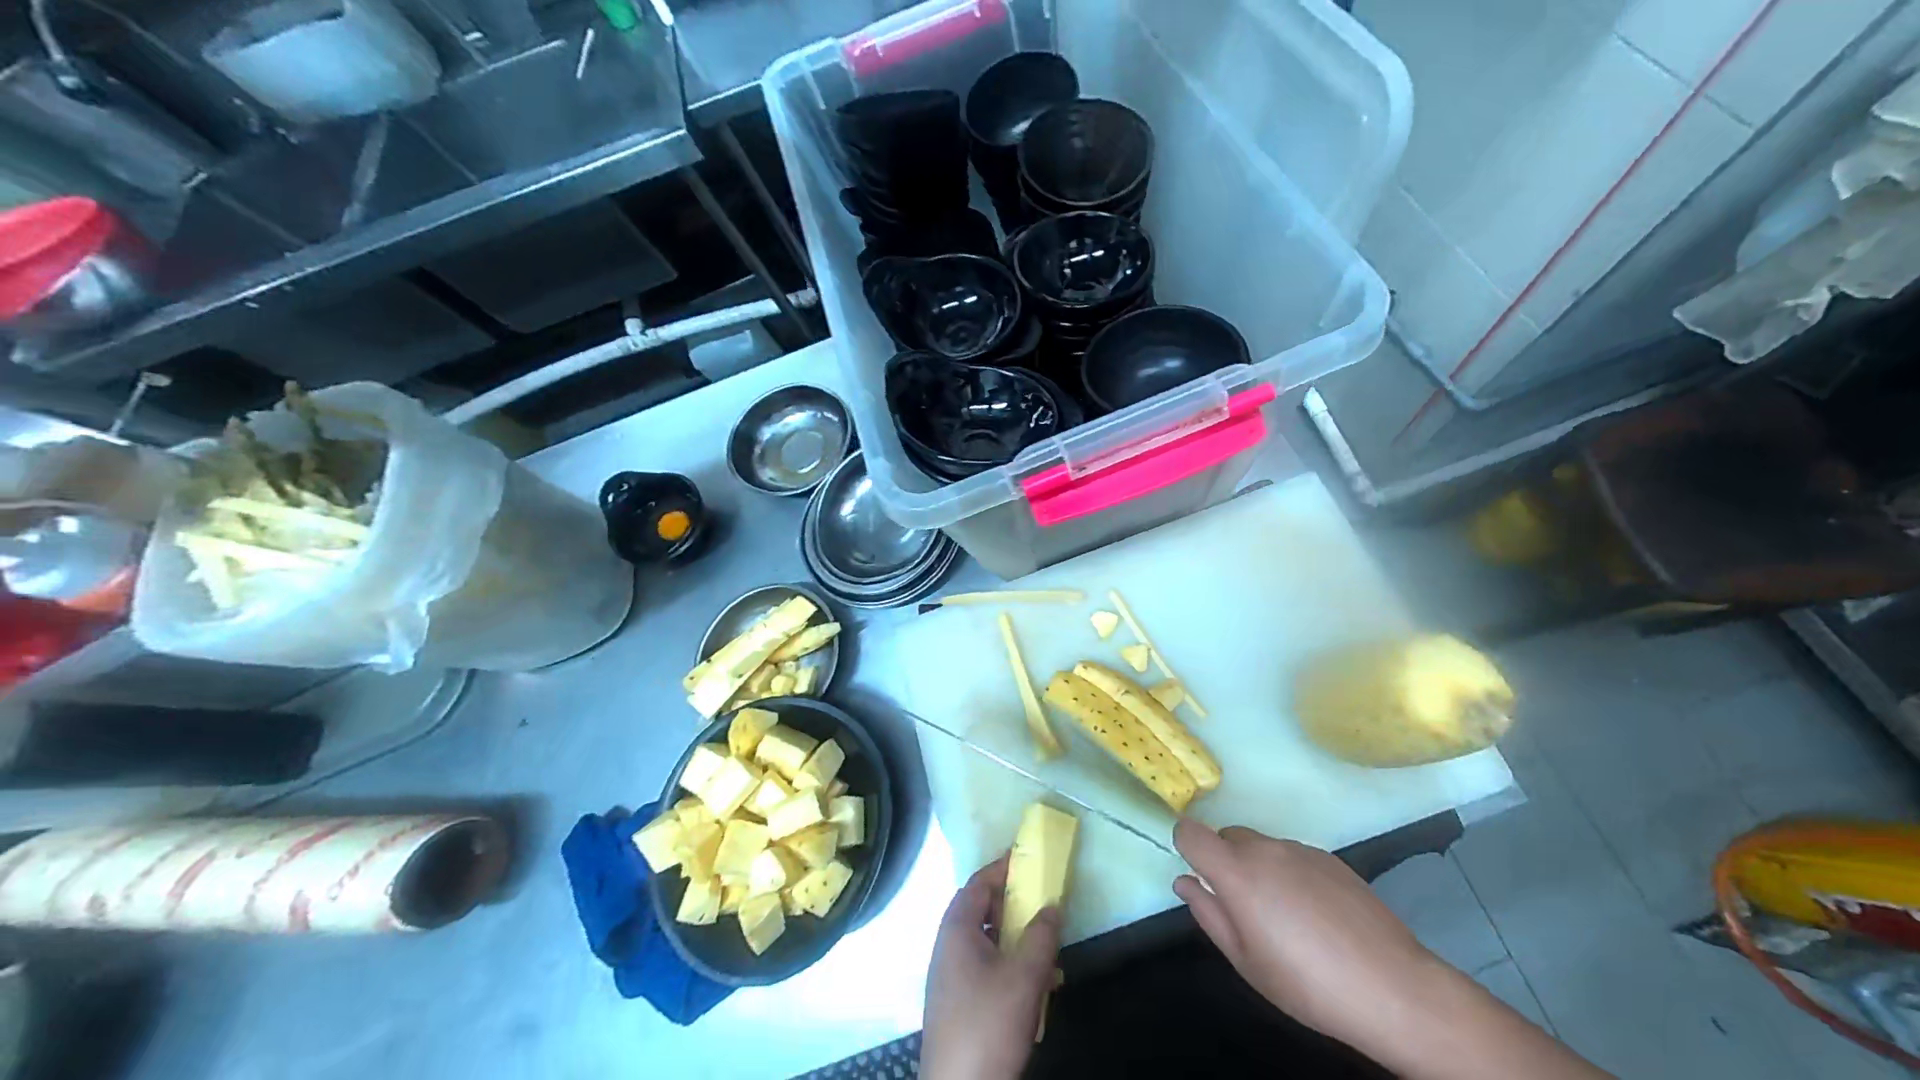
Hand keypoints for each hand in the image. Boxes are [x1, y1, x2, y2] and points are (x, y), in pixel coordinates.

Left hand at [920, 856, 1061, 1079]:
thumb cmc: (988, 1024)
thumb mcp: (1024, 977)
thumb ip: (1041, 936)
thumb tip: (1052, 905)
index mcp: (956, 929)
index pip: (978, 883)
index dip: (1003, 868)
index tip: (1028, 858)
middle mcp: (948, 946)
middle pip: (980, 910)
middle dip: (1013, 904)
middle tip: (1042, 901)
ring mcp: (950, 977)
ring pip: (986, 942)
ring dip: (1016, 939)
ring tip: (1047, 949)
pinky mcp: (958, 1004)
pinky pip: (986, 969)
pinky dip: (1010, 966)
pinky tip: (1037, 987)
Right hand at [1171, 819, 1447, 1048]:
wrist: (1394, 989)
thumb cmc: (1308, 984)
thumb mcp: (1245, 961)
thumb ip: (1208, 914)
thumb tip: (1186, 882)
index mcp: (1236, 872)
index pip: (1190, 831)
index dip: (1186, 848)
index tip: (1200, 878)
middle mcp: (1265, 849)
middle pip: (1227, 836)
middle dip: (1225, 862)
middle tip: (1245, 909)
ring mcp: (1301, 850)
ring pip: (1262, 846)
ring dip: (1259, 868)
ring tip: (1287, 918)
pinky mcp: (1331, 859)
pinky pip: (1294, 856)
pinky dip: (1291, 874)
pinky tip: (1317, 917)